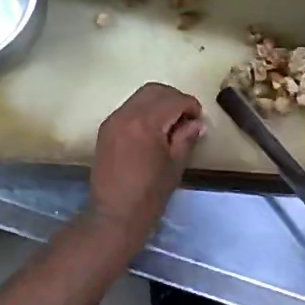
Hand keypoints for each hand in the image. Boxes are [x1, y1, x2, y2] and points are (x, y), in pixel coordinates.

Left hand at [85, 83, 204, 244]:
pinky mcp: (105, 128)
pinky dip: (143, 111)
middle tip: (187, 118)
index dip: (190, 105)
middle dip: (174, 98)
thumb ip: (186, 138)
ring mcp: (112, 119)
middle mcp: (125, 114)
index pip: (172, 99)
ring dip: (158, 102)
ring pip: (139, 97)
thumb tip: (196, 122)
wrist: (113, 214)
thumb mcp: (175, 166)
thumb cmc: (149, 195)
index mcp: (145, 122)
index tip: (198, 119)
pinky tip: (154, 129)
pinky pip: (128, 108)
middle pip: (154, 90)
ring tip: (171, 124)